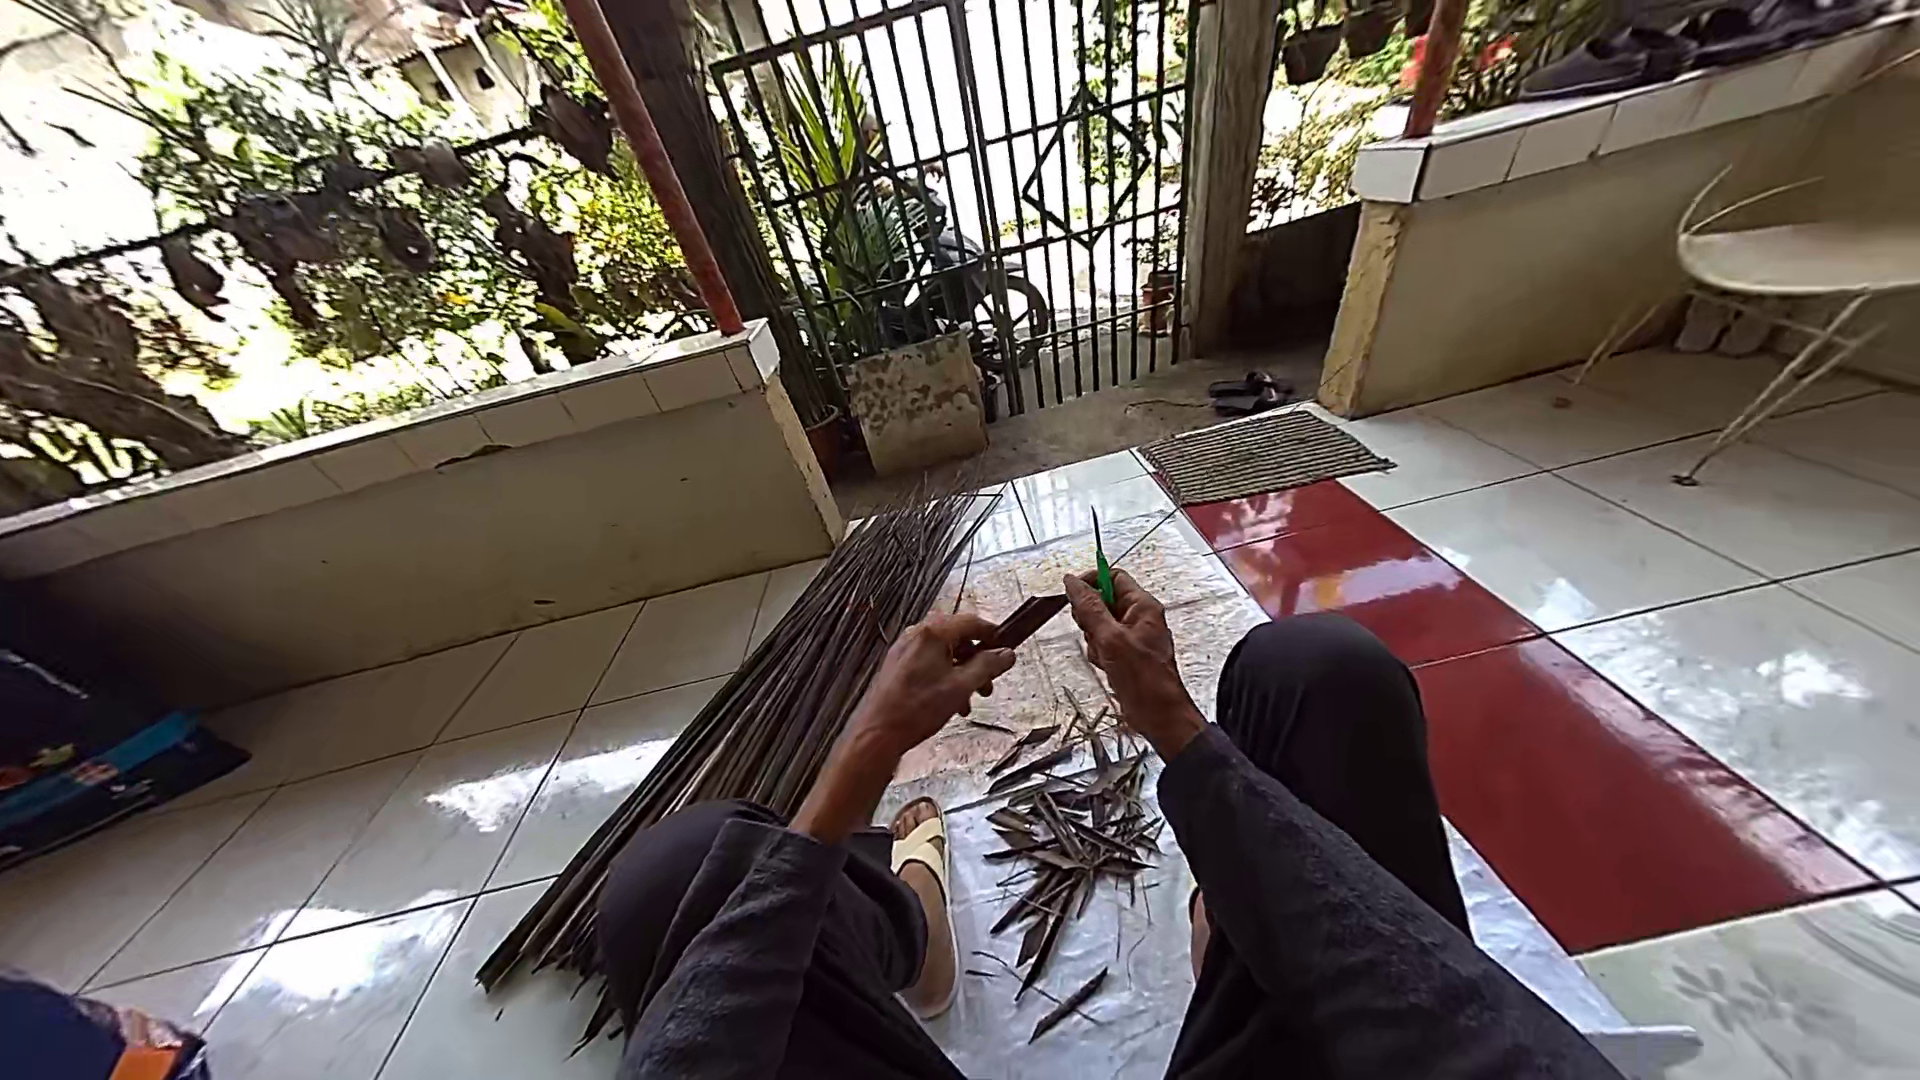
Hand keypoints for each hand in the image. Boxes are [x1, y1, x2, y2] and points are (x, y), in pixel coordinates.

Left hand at [847, 612, 1016, 758]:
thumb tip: (1006, 654)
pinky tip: (952, 701)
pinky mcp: (899, 665)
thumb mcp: (962, 686)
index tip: (1005, 647)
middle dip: (977, 659)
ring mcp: (905, 650)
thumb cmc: (914, 709)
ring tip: (971, 697)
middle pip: (958, 637)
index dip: (992, 634)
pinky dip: (946, 676)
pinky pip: (930, 663)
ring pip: (945, 652)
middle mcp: (916, 636)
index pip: (971, 622)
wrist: (878, 733)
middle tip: (989, 679)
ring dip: (963, 671)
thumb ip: (987, 666)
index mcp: (932, 633)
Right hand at [1063, 569, 1205, 758]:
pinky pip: (1102, 643)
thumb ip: (1089, 607)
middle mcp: (1139, 617)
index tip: (1072, 594)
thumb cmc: (1144, 678)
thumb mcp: (1110, 638)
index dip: (1091, 581)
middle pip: (1102, 600)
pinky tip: (1107, 665)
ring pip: (1098, 624)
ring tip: (1105, 655)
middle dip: (1090, 617)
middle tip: (1093, 632)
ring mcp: (1132, 636)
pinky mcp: (1126, 653)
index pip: (1113, 577)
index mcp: (1142, 606)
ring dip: (1094, 639)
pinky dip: (1099, 653)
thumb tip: (1072, 582)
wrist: (1159, 715)